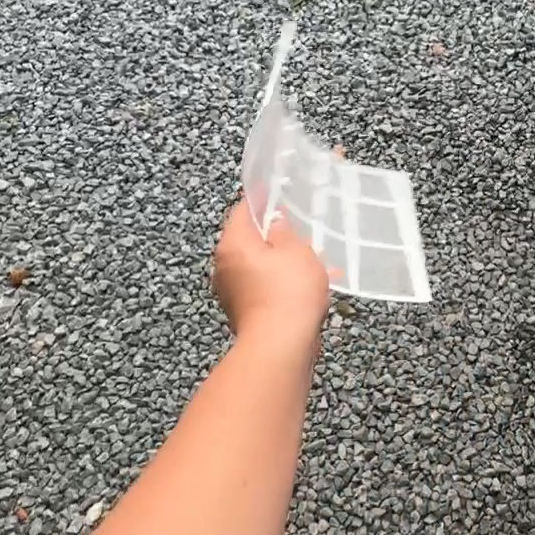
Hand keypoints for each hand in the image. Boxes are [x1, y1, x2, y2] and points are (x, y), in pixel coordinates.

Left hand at [211, 200, 330, 353]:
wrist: (281, 345)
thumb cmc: (289, 292)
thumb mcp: (296, 250)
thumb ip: (284, 230)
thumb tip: (275, 221)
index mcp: (233, 243)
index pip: (242, 209)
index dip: (261, 198)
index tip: (277, 189)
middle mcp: (225, 265)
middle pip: (248, 238)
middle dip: (272, 231)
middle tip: (299, 224)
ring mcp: (232, 291)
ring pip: (257, 263)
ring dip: (279, 258)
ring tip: (310, 255)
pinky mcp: (244, 311)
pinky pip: (262, 285)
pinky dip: (280, 280)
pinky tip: (305, 282)